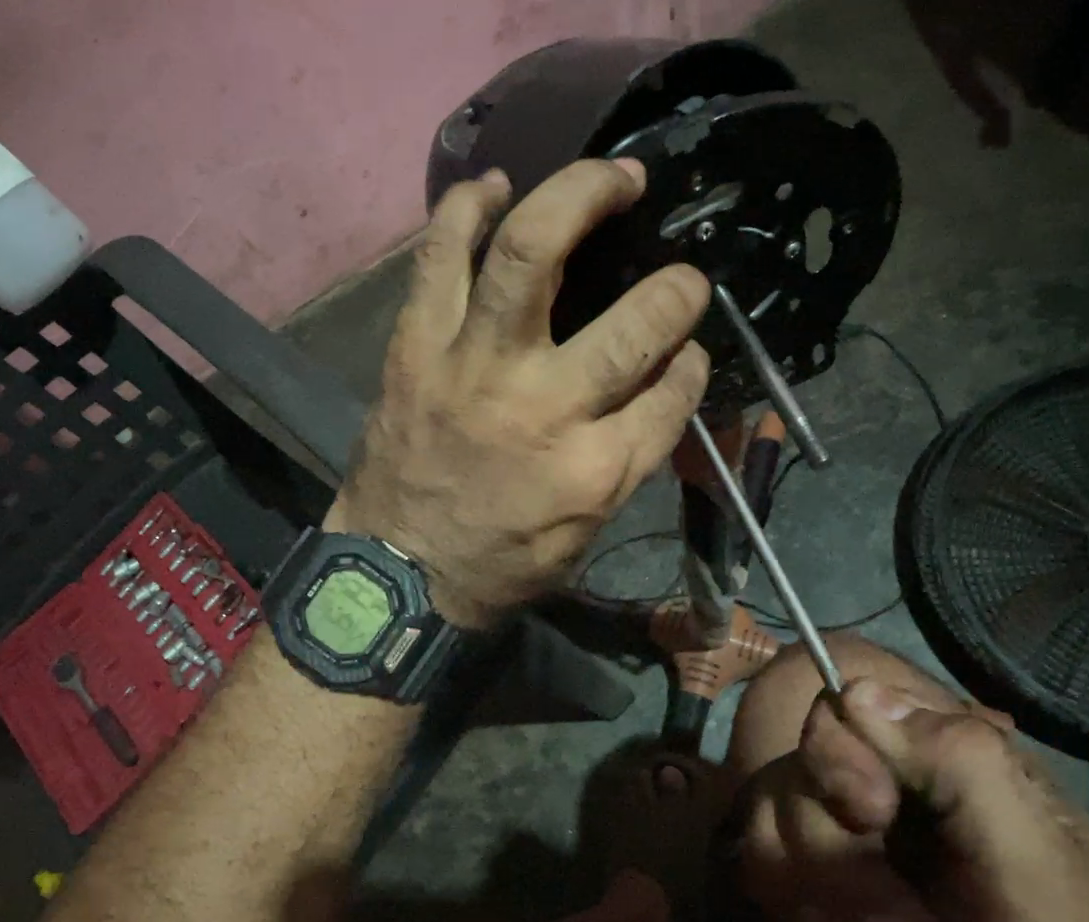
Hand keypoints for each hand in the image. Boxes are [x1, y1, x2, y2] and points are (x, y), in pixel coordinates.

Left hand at [325, 160, 710, 628]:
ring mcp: (472, 366)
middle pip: (634, 324)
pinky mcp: (416, 346)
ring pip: (531, 253)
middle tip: (681, 276)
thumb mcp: (585, 532)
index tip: (689, 352)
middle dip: (675, 290)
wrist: (396, 575)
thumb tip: (665, 380)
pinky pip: (440, 255)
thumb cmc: (499, 564)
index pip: (674, 392)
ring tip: (613, 178)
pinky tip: (497, 186)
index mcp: (592, 469)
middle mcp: (540, 407)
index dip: (693, 364)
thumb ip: (630, 456)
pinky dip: (467, 208)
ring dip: (581, 197)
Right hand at [739, 680, 1088, 921]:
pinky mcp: (818, 892)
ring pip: (771, 816)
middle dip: (838, 853)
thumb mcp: (1044, 879)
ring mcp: (850, 841)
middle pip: (801, 766)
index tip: (869, 816)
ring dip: (825, 898)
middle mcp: (893, 788)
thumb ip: (966, 774)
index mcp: (956, 762)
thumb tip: (856, 690)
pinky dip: (801, 915)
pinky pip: (761, 866)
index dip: (841, 753)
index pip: (852, 705)